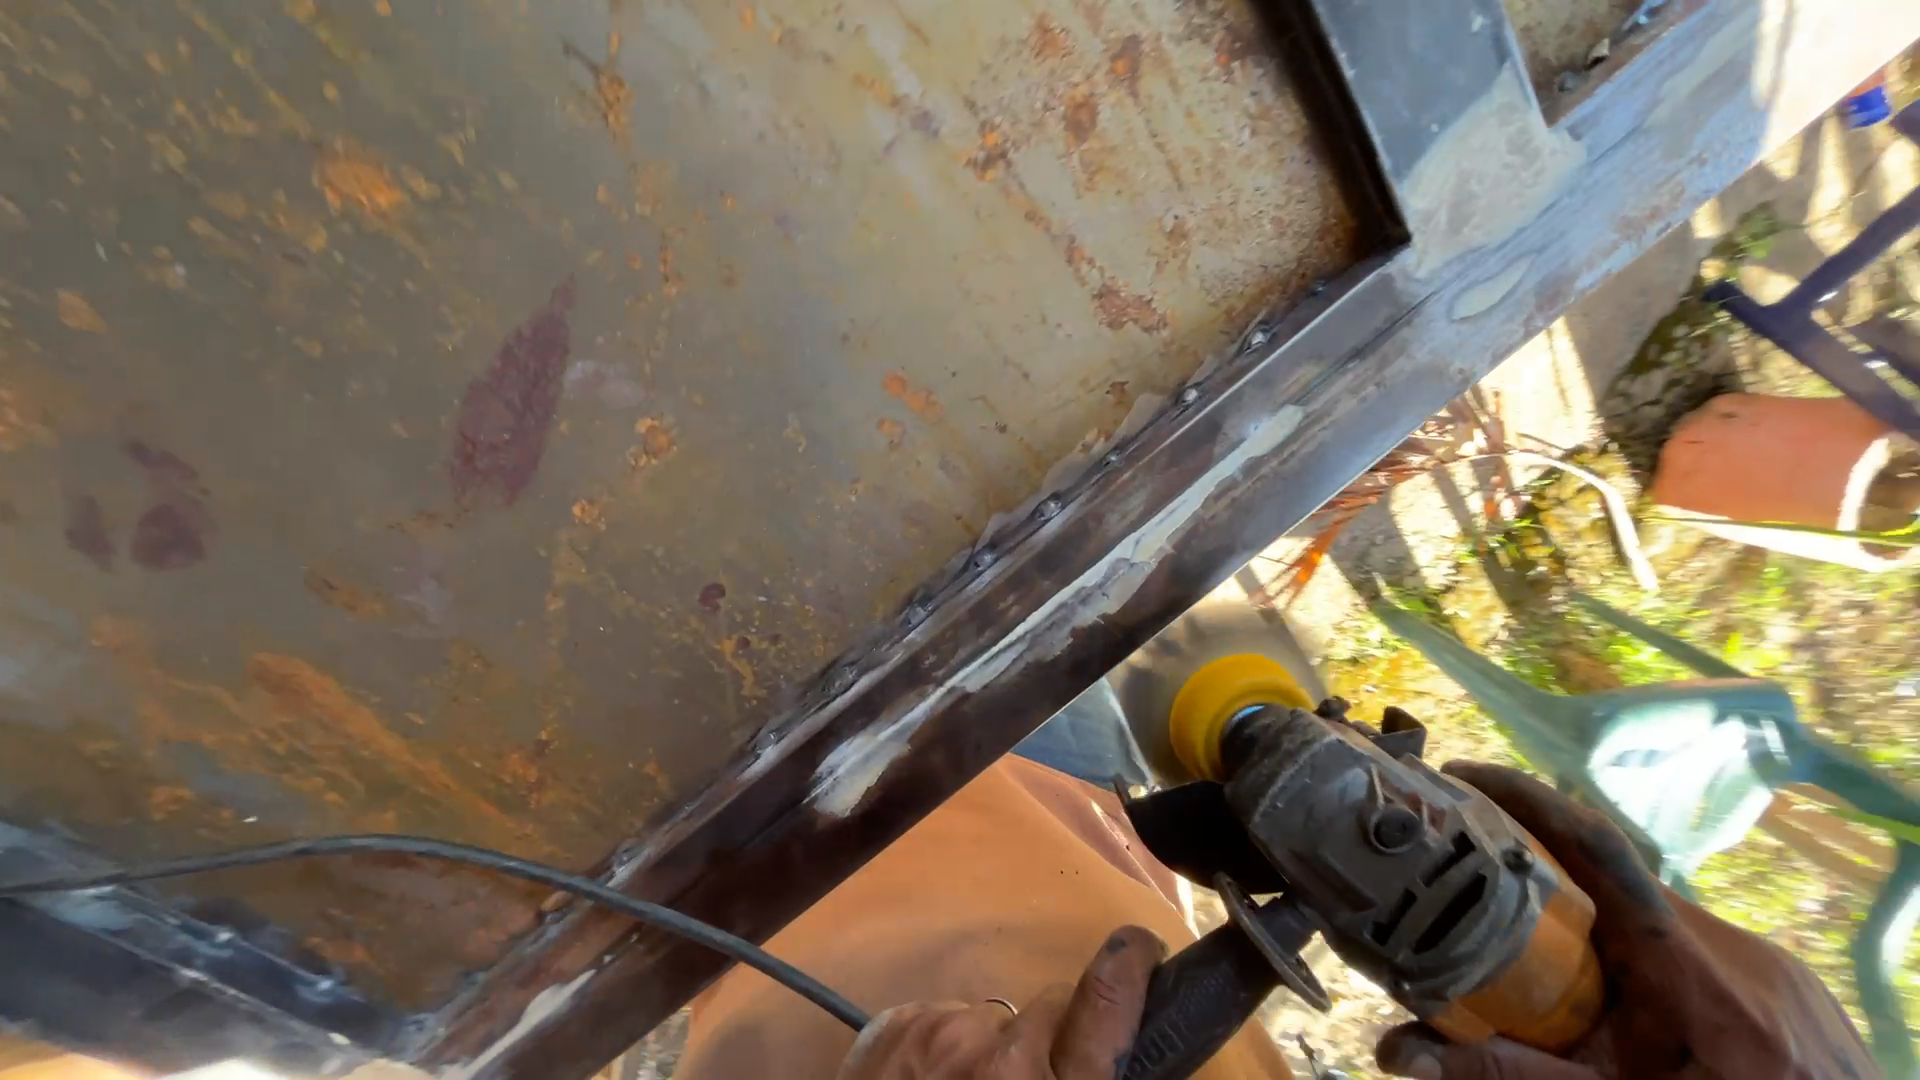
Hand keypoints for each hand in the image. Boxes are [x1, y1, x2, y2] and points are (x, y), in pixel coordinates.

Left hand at [835, 925, 1164, 1078]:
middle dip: (1050, 1040)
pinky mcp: (896, 1022)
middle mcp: (997, 1054)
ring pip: (991, 1021)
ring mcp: (940, 1031)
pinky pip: (942, 1021)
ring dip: (989, 1053)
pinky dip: (943, 1052)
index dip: (1130, 967)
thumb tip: (1102, 1064)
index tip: (1142, 949)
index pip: (1104, 1004)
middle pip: (1051, 1006)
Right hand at [1376, 762, 1874, 1079]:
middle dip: (1535, 853)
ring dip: (1579, 896)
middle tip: (1463, 854)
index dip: (1527, 797)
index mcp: (1693, 972)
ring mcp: (1766, 960)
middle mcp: (1733, 948)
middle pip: (1613, 872)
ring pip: (1644, 901)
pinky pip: (1678, 928)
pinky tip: (1600, 967)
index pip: (1602, 846)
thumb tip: (1398, 1053)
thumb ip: (1510, 1075)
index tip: (1462, 774)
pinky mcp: (1780, 978)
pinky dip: (1622, 930)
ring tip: (1521, 916)